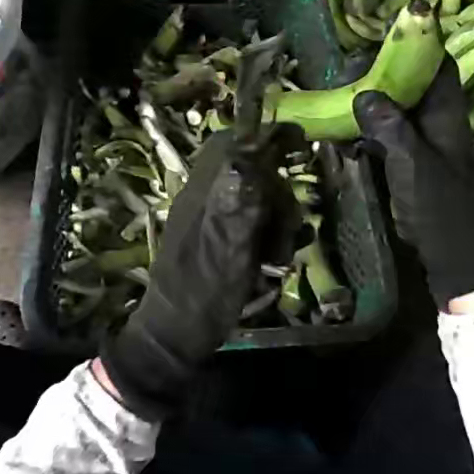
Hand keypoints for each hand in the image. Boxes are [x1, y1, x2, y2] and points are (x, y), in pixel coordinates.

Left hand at [98, 130, 292, 419]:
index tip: (299, 147)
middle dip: (278, 193)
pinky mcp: (219, 238)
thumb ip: (239, 199)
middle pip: (253, 171)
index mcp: (204, 190)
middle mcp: (207, 196)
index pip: (234, 142)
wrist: (174, 334)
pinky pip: (252, 223)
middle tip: (287, 225)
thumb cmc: (201, 292)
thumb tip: (252, 152)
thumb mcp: (226, 247)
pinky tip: (275, 261)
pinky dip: (269, 236)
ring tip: (279, 254)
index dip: (267, 139)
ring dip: (277, 220)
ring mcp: (212, 217)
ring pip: (257, 199)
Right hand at [353, 58, 473, 309]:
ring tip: (339, 100)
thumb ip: (390, 125)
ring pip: (394, 105)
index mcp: (447, 114)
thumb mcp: (412, 162)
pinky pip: (383, 130)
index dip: (415, 47)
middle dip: (379, 74)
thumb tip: (364, 93)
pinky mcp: (406, 158)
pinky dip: (364, 126)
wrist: (447, 252)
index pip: (438, 65)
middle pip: (410, 82)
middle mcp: (436, 120)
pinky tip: (344, 132)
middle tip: (346, 76)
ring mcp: (421, 140)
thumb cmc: (437, 205)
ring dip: (368, 100)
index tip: (379, 43)